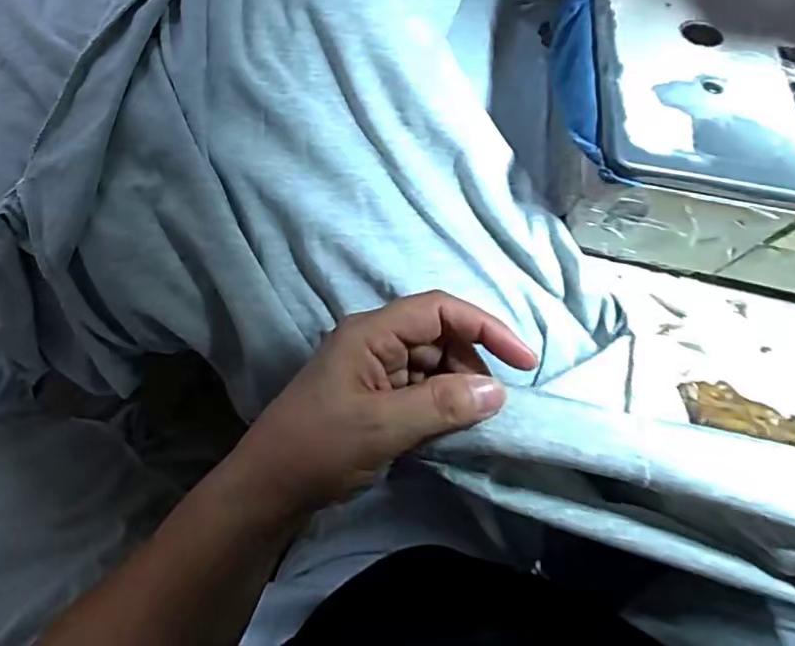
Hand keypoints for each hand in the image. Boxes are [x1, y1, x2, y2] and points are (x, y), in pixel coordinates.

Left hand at [221, 292, 538, 516]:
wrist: (270, 483)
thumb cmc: (321, 445)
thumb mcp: (384, 426)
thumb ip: (442, 405)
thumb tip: (497, 390)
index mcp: (371, 332)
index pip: (438, 309)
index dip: (485, 327)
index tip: (524, 361)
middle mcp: (373, 340)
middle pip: (438, 335)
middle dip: (472, 364)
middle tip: (492, 408)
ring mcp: (372, 367)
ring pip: (431, 363)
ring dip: (457, 387)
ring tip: (471, 424)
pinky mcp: (373, 394)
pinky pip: (418, 387)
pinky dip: (440, 403)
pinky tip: (450, 430)